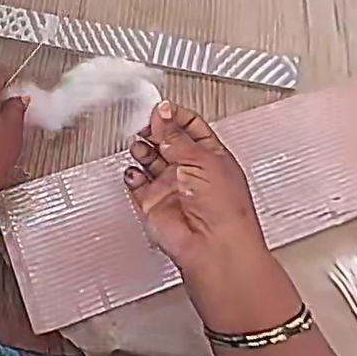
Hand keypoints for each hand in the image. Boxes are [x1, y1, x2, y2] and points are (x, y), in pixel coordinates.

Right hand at [122, 102, 266, 270]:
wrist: (213, 247)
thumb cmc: (225, 210)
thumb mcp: (201, 160)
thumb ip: (175, 136)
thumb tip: (163, 113)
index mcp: (210, 156)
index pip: (189, 126)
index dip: (173, 115)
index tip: (160, 108)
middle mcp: (189, 170)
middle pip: (165, 140)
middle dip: (154, 130)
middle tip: (145, 125)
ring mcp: (170, 185)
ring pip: (148, 158)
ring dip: (142, 149)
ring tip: (140, 146)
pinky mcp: (152, 202)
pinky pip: (135, 182)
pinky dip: (132, 174)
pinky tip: (135, 171)